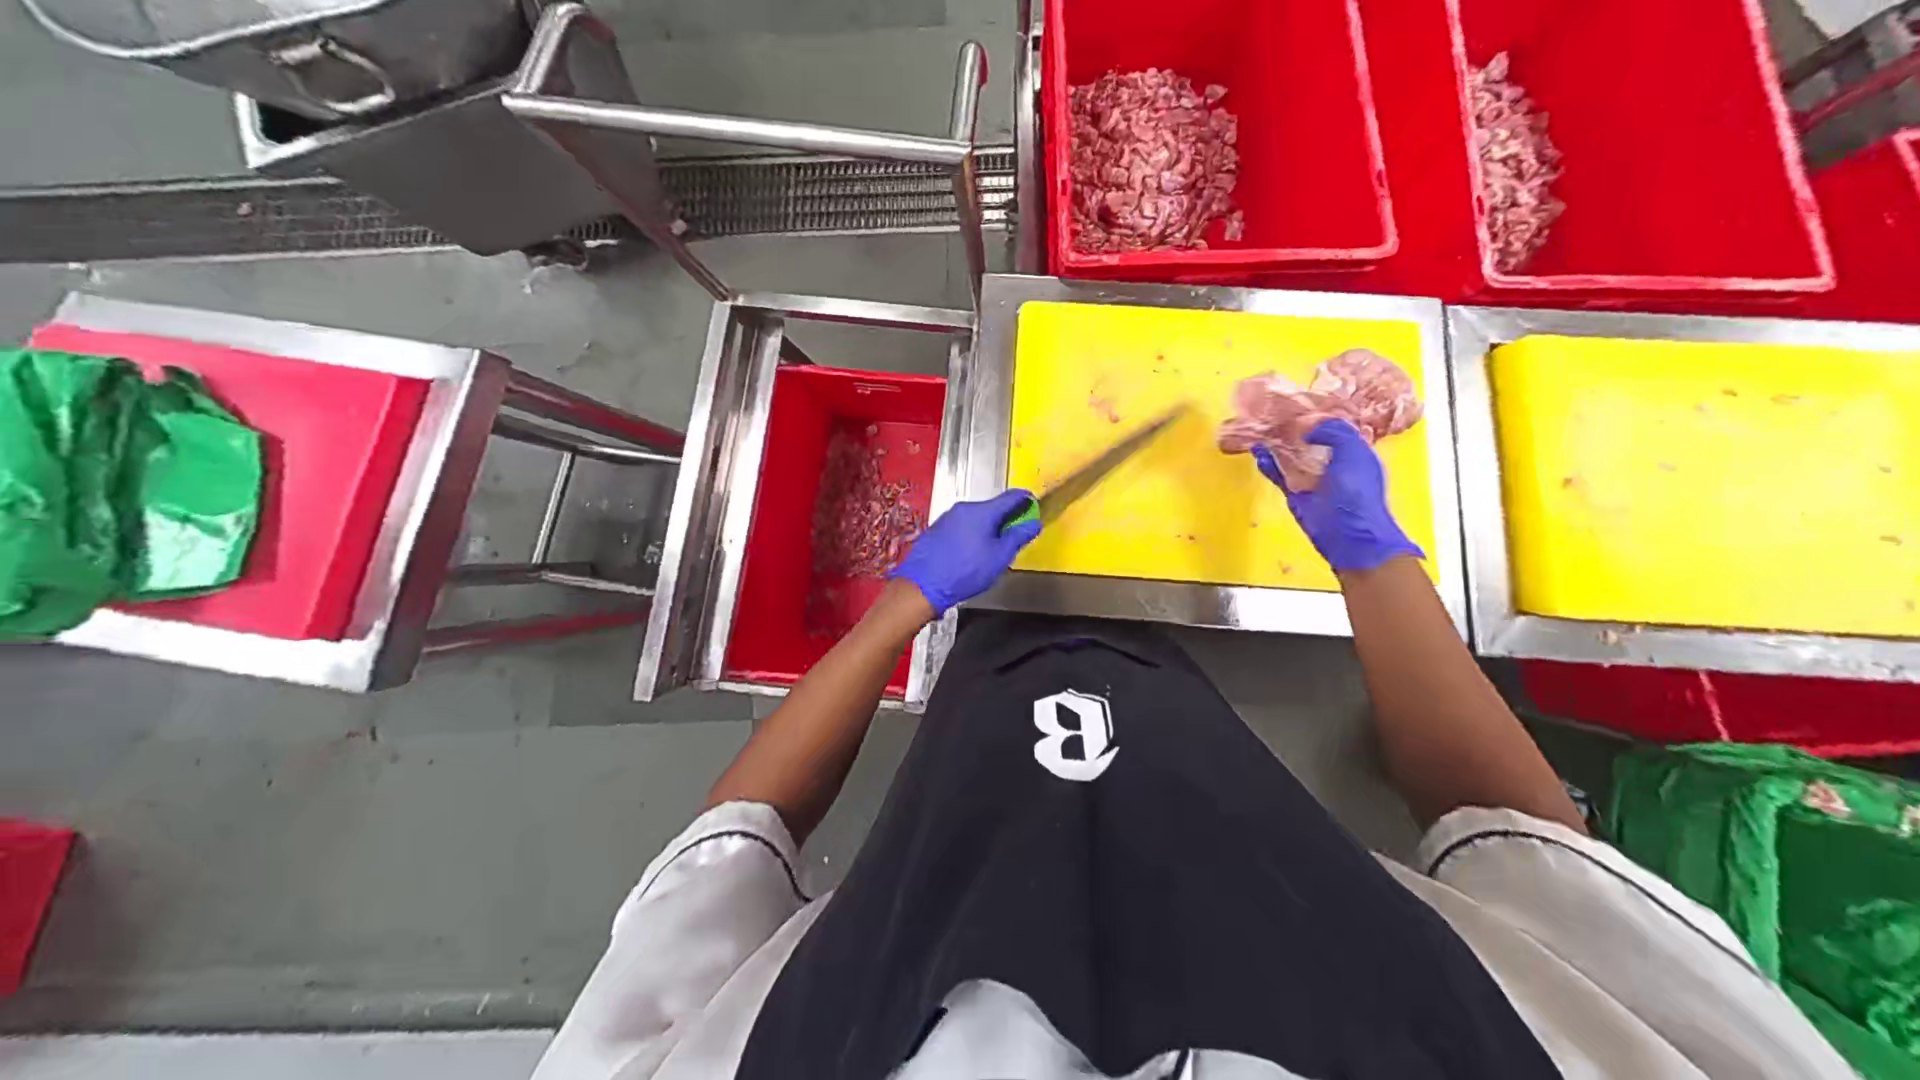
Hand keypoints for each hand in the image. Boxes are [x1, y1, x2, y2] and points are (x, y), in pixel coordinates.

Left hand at [890, 489, 1041, 615]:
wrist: (923, 585)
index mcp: (982, 511)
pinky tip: (971, 555)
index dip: (1027, 501)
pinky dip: (972, 535)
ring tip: (991, 553)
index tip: (1035, 510)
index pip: (1012, 496)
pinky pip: (962, 526)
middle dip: (1006, 520)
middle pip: (992, 508)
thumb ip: (1018, 537)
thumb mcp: (999, 557)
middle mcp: (964, 508)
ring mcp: (948, 518)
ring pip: (976, 518)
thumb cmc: (966, 571)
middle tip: (1014, 540)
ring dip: (988, 529)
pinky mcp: (937, 529)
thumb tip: (1033, 523)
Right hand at [1253, 420, 1422, 572]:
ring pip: (1292, 456)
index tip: (1298, 403)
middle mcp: (1332, 462)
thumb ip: (1335, 432)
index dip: (1317, 416)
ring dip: (1277, 445)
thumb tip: (1309, 427)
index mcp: (1352, 450)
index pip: (1333, 427)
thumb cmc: (1357, 491)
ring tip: (1260, 430)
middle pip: (1309, 440)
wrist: (1348, 534)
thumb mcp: (1353, 451)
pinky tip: (1258, 453)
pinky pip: (1279, 474)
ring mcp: (1312, 478)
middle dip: (1293, 428)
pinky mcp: (1295, 494)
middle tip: (1273, 414)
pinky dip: (1268, 464)